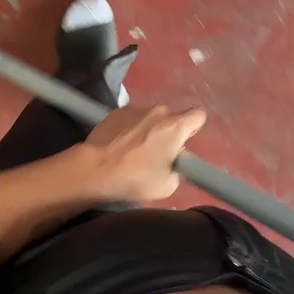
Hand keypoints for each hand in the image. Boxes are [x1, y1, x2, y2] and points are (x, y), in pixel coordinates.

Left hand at [77, 104, 205, 202]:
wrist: (96, 169)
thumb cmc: (136, 178)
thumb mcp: (168, 185)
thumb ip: (178, 168)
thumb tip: (173, 161)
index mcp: (175, 126)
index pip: (198, 115)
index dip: (193, 129)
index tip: (183, 142)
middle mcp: (158, 111)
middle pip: (171, 117)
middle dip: (168, 132)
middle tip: (156, 152)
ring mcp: (135, 108)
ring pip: (150, 117)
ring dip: (147, 129)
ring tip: (133, 149)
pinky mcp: (116, 111)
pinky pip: (131, 118)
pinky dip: (129, 128)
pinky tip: (119, 144)